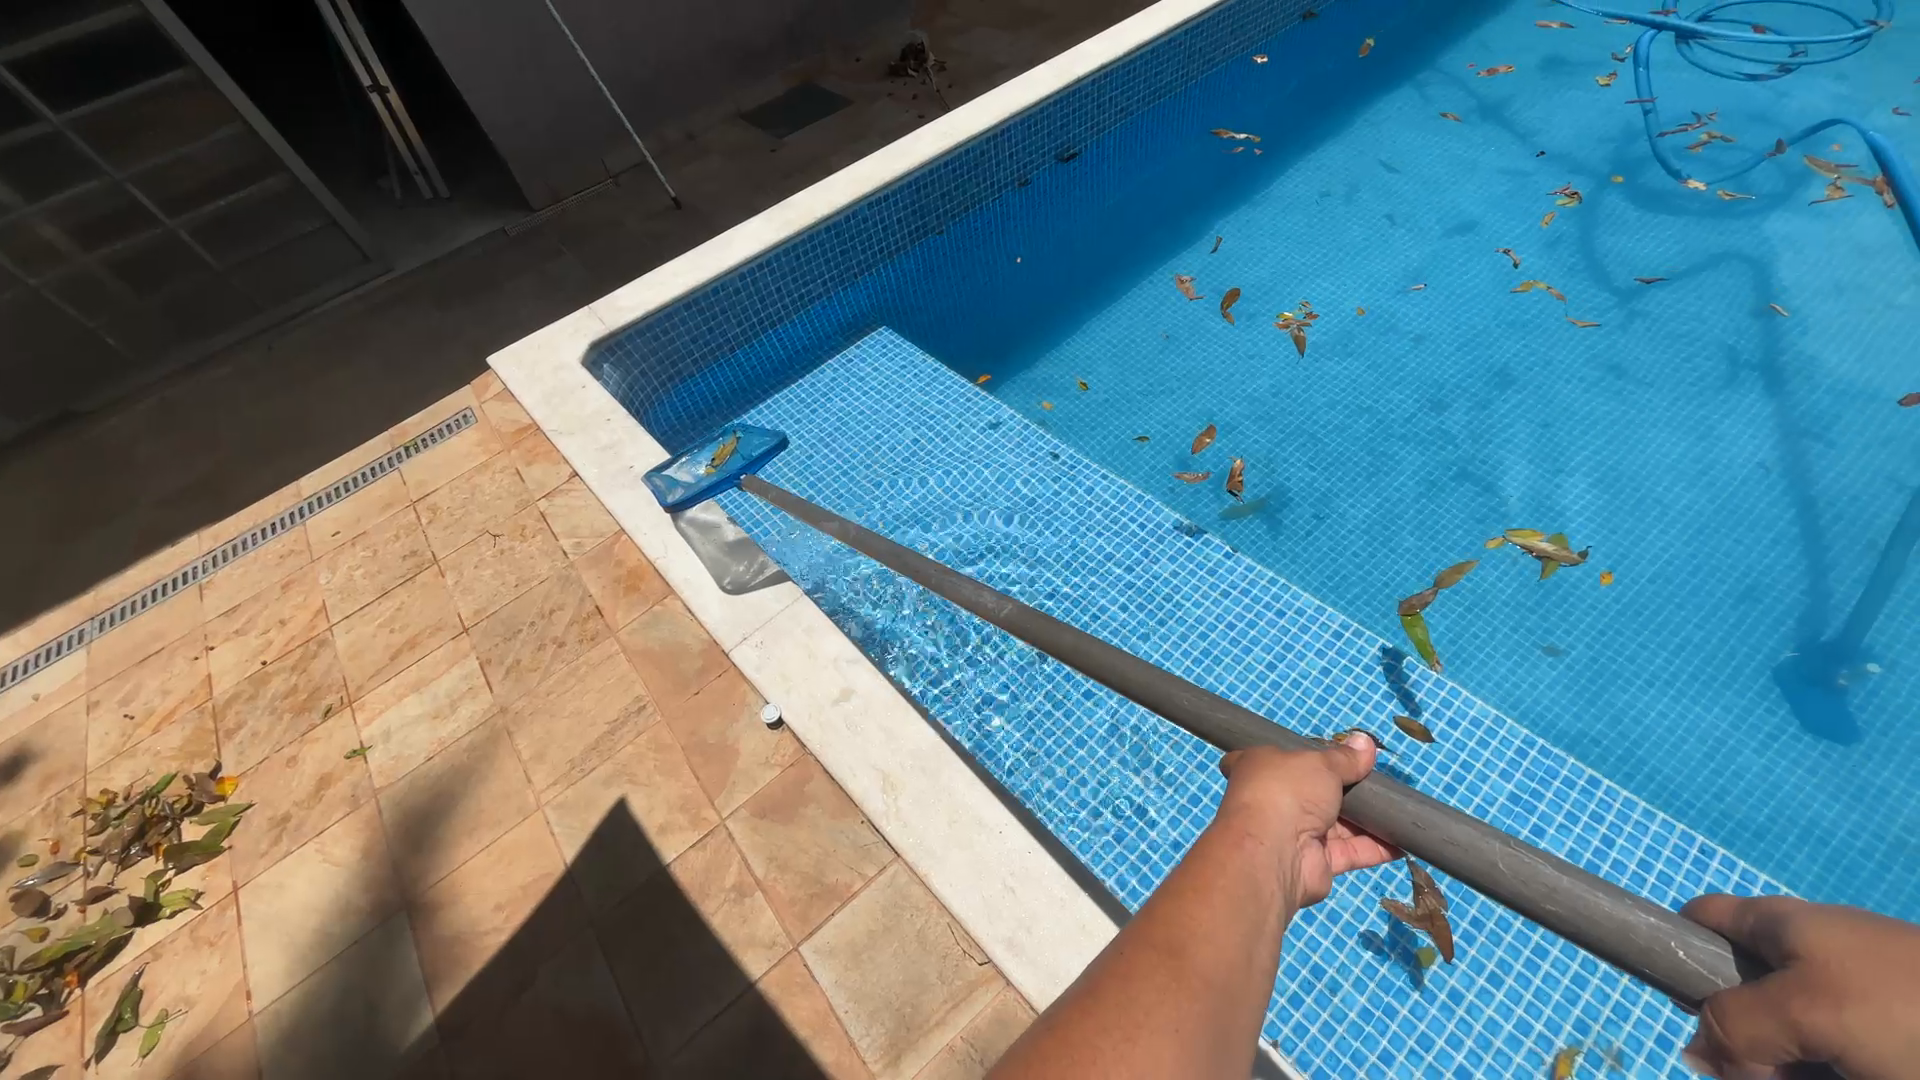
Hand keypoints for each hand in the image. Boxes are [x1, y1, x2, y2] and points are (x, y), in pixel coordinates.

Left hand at [1214, 738, 1397, 910]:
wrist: (1276, 849)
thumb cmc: (1287, 790)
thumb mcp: (1319, 764)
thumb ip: (1344, 758)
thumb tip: (1364, 741)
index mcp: (1258, 767)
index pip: (1273, 758)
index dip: (1297, 756)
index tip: (1325, 754)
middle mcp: (1272, 798)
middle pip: (1310, 792)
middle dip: (1340, 790)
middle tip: (1375, 783)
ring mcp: (1293, 832)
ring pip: (1334, 824)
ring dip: (1364, 820)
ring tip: (1395, 810)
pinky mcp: (1315, 861)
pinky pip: (1349, 851)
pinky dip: (1374, 847)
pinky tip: (1400, 842)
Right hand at [1680, 894, 1919, 1079]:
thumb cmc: (1906, 1010)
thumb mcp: (1801, 1010)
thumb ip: (1730, 1023)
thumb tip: (1699, 1052)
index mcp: (1780, 923)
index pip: (1700, 920)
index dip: (1679, 955)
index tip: (1689, 1013)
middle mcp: (1814, 954)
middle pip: (1746, 994)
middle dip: (1741, 1041)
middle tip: (1756, 1078)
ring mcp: (1863, 1004)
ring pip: (1797, 1041)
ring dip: (1784, 1069)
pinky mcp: (1896, 1044)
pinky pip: (1842, 1062)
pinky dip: (1830, 1075)